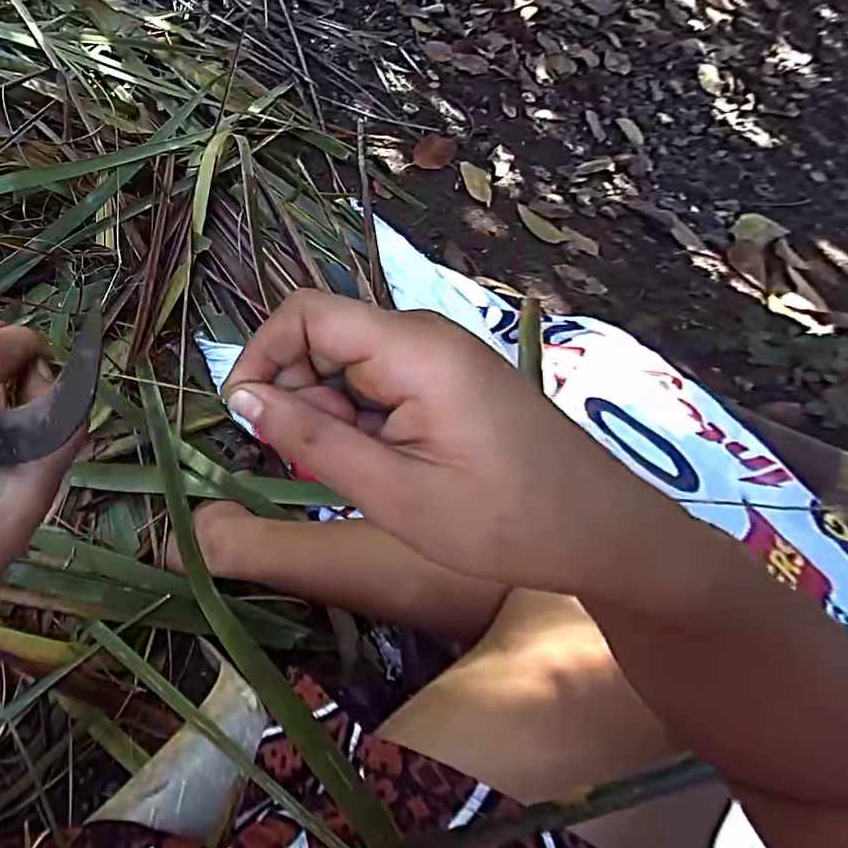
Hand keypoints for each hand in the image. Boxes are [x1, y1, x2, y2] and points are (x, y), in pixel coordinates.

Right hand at [223, 291, 692, 601]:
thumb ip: (311, 438)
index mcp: (414, 349)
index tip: (243, 411)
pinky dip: (354, 414)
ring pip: (342, 359)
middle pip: (321, 335)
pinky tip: (379, 458)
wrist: (606, 535)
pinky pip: (372, 377)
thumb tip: (241, 398)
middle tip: (311, 457)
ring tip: (357, 467)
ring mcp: (435, 351)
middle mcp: (422, 333)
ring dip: (326, 409)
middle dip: (296, 391)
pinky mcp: (442, 373)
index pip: (305, 313)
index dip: (260, 353)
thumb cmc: (505, 522)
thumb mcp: (393, 492)